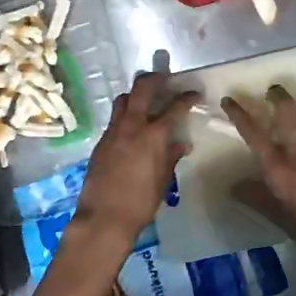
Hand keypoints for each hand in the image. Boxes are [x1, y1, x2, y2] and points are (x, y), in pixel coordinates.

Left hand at [73, 71, 199, 242]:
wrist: (103, 218)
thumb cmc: (141, 201)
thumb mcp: (163, 179)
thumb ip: (171, 157)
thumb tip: (181, 145)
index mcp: (153, 135)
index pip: (175, 108)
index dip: (187, 98)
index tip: (195, 94)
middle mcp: (132, 127)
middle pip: (141, 89)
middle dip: (154, 78)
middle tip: (164, 77)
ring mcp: (112, 133)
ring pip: (123, 100)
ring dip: (135, 95)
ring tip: (146, 100)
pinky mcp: (100, 143)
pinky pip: (114, 120)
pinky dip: (125, 116)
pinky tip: (133, 128)